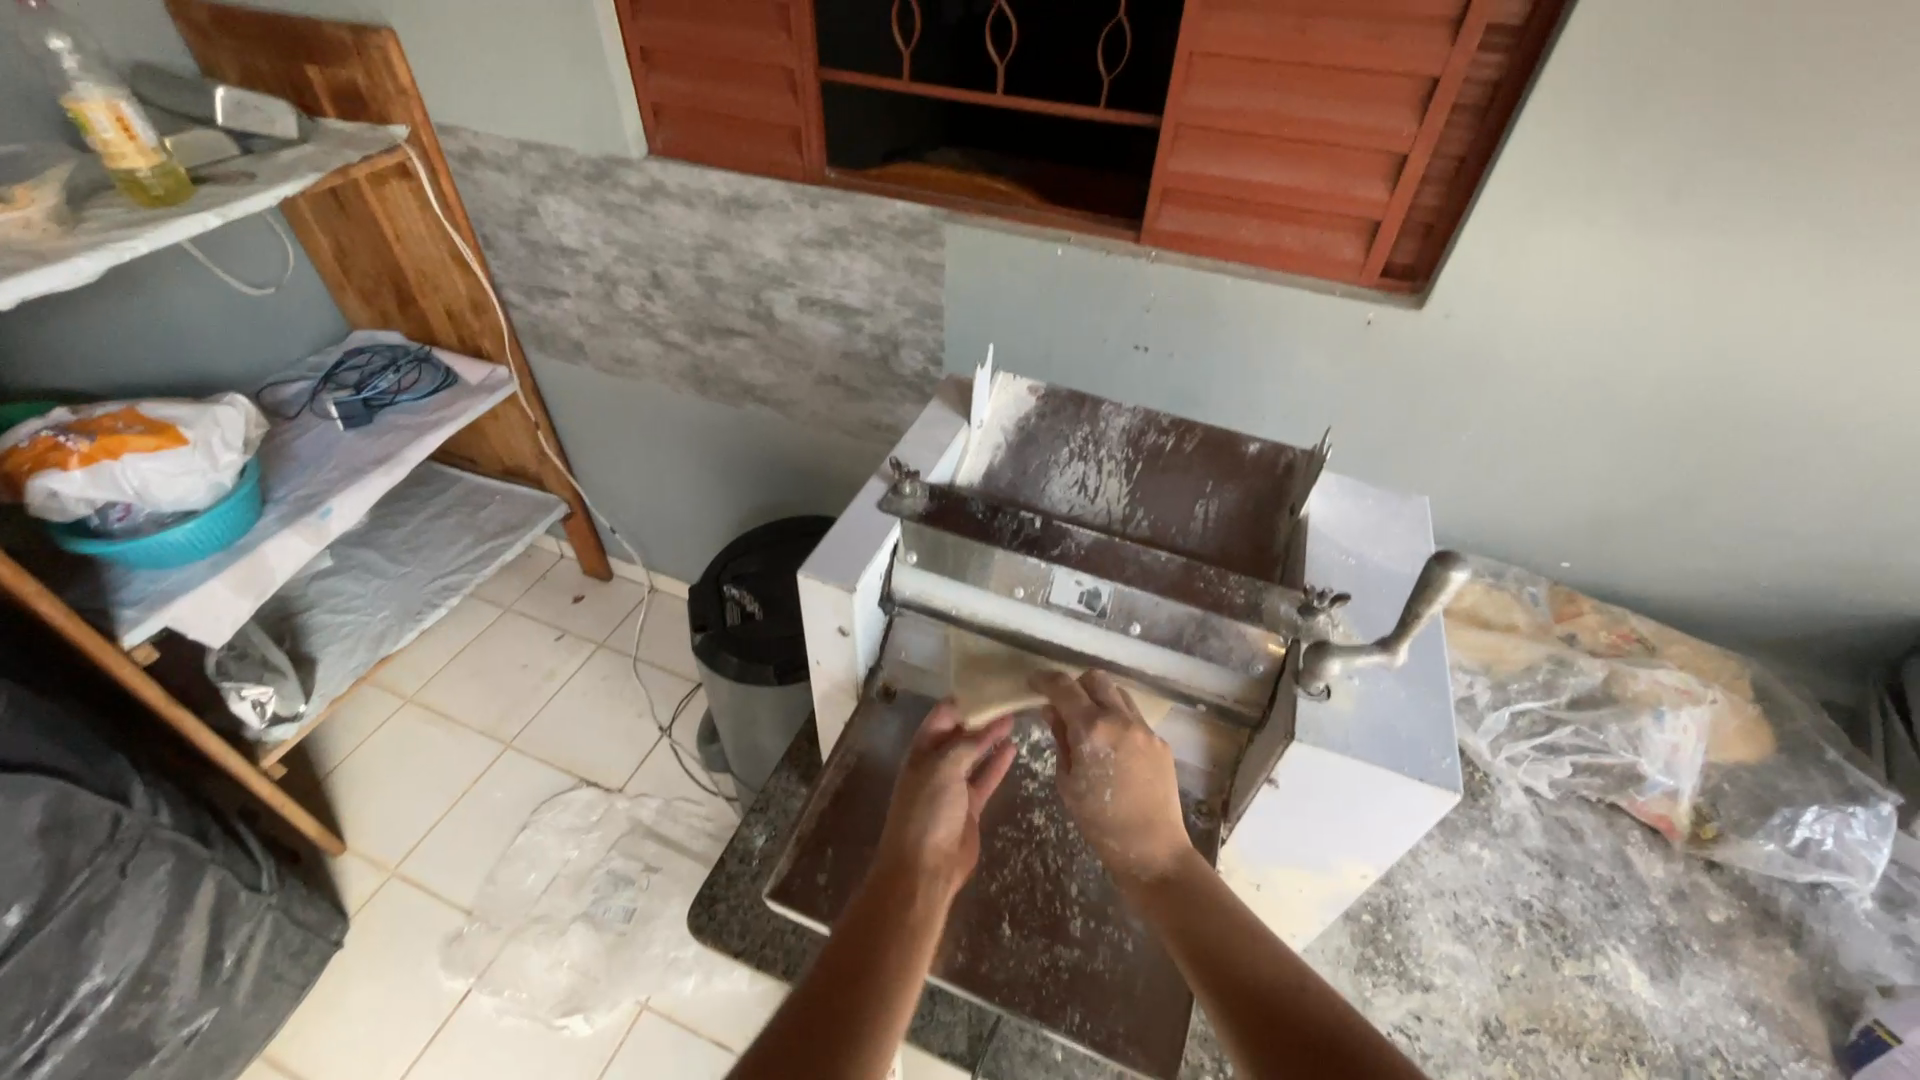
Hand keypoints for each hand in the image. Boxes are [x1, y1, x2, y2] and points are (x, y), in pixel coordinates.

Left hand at [874, 702, 1017, 903]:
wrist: (925, 867)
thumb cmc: (926, 812)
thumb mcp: (943, 769)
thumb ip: (968, 744)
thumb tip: (992, 723)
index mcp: (921, 752)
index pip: (941, 716)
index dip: (963, 700)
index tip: (988, 684)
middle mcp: (935, 765)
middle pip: (960, 734)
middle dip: (981, 717)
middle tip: (1008, 698)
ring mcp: (953, 786)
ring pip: (975, 755)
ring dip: (992, 738)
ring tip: (1015, 718)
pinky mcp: (970, 806)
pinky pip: (985, 778)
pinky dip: (998, 764)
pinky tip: (1014, 748)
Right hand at [1031, 670, 1193, 886]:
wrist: (1152, 848)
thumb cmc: (1100, 822)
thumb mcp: (1067, 782)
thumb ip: (1060, 741)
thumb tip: (1052, 712)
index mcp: (1091, 729)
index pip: (1064, 687)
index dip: (1045, 680)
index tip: (1034, 682)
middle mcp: (1120, 719)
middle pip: (1095, 679)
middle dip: (1075, 685)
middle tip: (1064, 705)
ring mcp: (1145, 729)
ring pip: (1118, 694)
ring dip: (1099, 699)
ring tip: (1090, 725)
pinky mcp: (1160, 742)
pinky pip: (1134, 718)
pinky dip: (1118, 721)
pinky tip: (1113, 748)